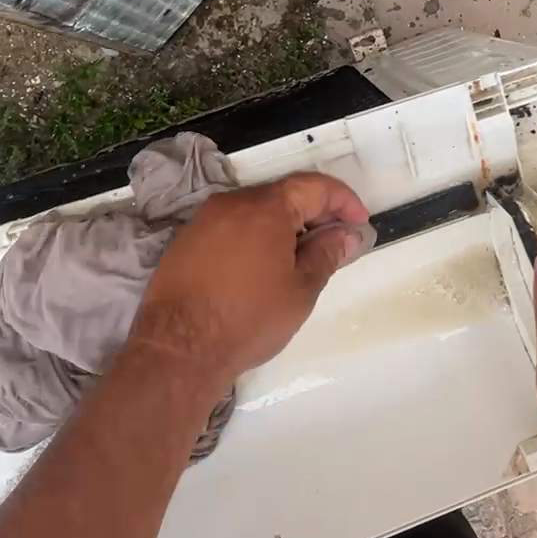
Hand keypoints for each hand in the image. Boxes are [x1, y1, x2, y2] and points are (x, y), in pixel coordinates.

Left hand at [127, 172, 371, 385]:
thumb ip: (327, 253)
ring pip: (257, 211)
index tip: (359, 224)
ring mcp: (204, 220)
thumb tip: (347, 234)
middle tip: (335, 242)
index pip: (315, 186)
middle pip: (284, 195)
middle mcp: (233, 202)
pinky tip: (263, 268)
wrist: (177, 350)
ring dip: (285, 226)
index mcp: (266, 207)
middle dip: (316, 213)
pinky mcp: (187, 241)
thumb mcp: (301, 289)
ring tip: (301, 258)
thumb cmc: (248, 318)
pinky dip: (256, 237)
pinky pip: (232, 226)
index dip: (344, 201)